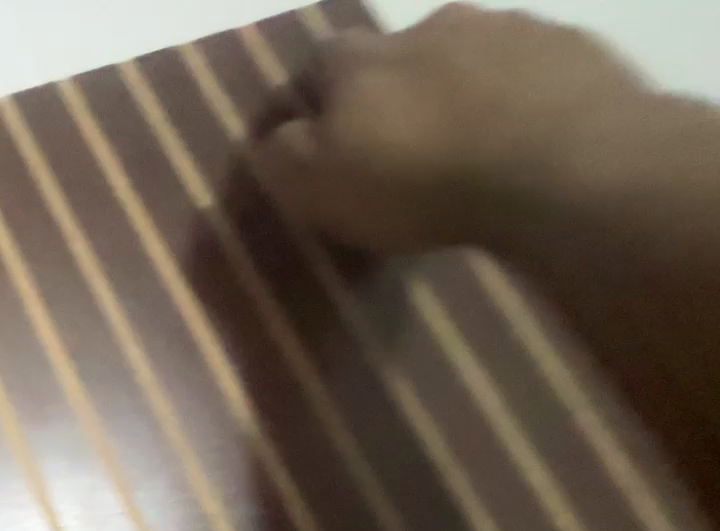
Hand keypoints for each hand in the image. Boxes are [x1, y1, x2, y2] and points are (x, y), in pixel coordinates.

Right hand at [253, 3, 648, 252]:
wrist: (562, 168)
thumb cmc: (413, 185)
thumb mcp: (314, 186)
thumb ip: (282, 153)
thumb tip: (275, 132)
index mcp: (361, 62)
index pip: (316, 61)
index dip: (306, 95)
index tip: (304, 134)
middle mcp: (430, 28)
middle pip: (391, 54)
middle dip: (382, 90)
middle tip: (385, 140)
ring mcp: (509, 29)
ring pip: (458, 55)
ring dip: (446, 88)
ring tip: (452, 140)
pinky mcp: (571, 47)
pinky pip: (520, 67)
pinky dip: (504, 95)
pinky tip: (506, 137)